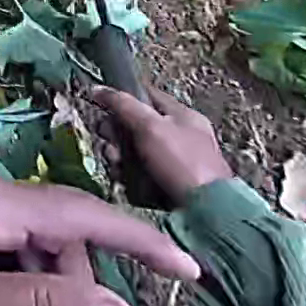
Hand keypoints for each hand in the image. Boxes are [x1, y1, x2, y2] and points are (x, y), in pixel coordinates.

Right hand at [92, 87, 234, 203]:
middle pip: (137, 124)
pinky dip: (128, 173)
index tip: (102, 105)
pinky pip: (141, 171)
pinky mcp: (169, 185)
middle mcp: (181, 136)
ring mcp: (176, 162)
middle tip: (108, 140)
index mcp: (184, 115)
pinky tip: (121, 177)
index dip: (123, 96)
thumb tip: (96, 89)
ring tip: (115, 162)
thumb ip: (122, 104)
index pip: (147, 94)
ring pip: (136, 149)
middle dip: (116, 131)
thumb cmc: (181, 163)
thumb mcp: (149, 126)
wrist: (209, 216)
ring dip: (119, 154)